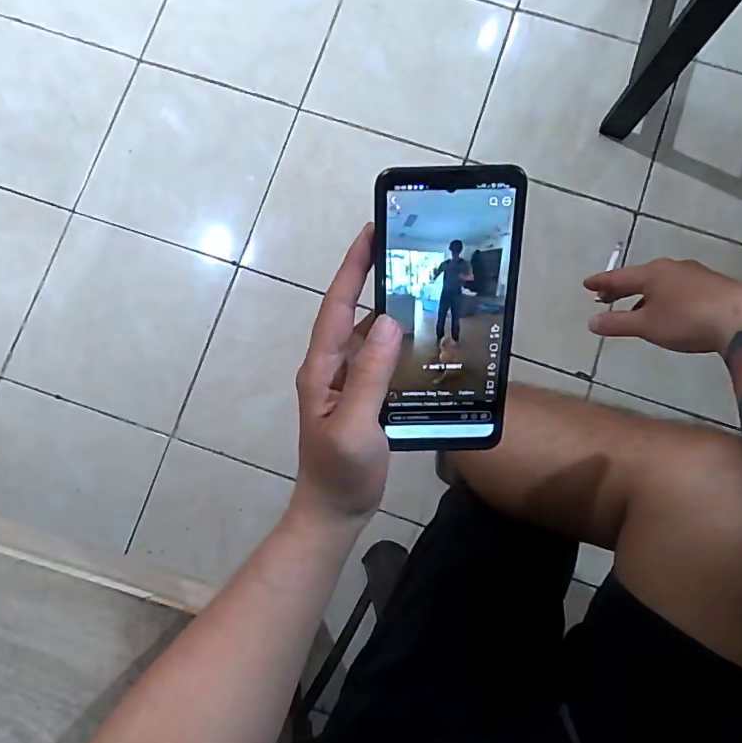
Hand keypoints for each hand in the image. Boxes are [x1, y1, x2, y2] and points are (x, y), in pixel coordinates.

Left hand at [292, 225, 402, 528]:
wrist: (333, 509)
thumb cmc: (340, 471)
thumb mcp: (356, 424)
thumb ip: (369, 375)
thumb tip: (385, 321)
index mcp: (320, 370)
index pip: (334, 309)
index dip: (351, 270)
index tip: (369, 233)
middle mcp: (328, 369)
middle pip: (348, 314)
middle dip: (370, 279)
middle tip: (403, 249)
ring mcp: (342, 383)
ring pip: (364, 336)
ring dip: (386, 309)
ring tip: (420, 284)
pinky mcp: (358, 397)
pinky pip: (376, 360)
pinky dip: (395, 343)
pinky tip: (420, 338)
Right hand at [584, 258, 741, 355]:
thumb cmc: (687, 319)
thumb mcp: (645, 325)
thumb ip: (616, 323)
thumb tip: (592, 322)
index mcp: (652, 274)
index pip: (618, 277)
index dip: (601, 282)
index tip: (586, 284)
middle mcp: (673, 269)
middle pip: (640, 277)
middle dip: (622, 288)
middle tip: (606, 297)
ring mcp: (698, 276)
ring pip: (662, 283)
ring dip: (646, 294)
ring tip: (636, 308)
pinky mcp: (717, 287)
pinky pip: (681, 289)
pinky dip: (666, 297)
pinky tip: (668, 310)